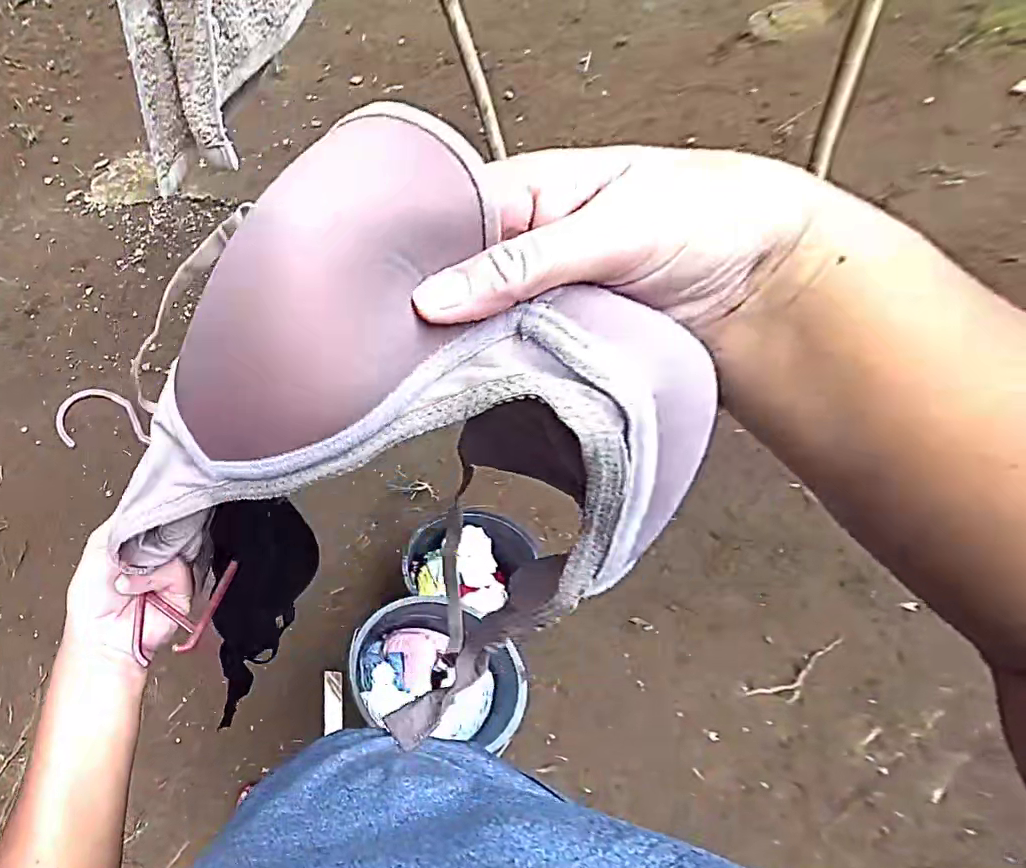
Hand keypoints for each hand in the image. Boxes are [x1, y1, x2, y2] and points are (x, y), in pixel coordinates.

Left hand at [62, 522, 193, 670]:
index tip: (143, 513)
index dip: (150, 510)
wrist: (101, 637)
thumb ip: (123, 523)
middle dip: (149, 538)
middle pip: (170, 525)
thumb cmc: (91, 602)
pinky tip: (139, 589)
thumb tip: (144, 505)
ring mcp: (169, 569)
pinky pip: (180, 570)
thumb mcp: (98, 547)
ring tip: (127, 578)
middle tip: (129, 554)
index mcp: (136, 539)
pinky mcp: (182, 589)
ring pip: (176, 545)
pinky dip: (155, 578)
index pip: (153, 511)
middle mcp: (155, 552)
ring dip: (146, 563)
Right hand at [411, 146, 830, 336]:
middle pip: (438, 282)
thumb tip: (434, 299)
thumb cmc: (715, 222)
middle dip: (427, 314)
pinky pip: (485, 355)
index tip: (395, 304)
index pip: (438, 225)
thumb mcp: (614, 230)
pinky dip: (477, 368)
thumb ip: (522, 264)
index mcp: (518, 195)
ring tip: (439, 365)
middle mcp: (507, 246)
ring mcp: (514, 297)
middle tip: (415, 343)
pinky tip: (466, 376)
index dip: (412, 263)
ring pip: (454, 325)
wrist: (768, 289)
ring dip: (451, 348)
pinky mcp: (526, 337)